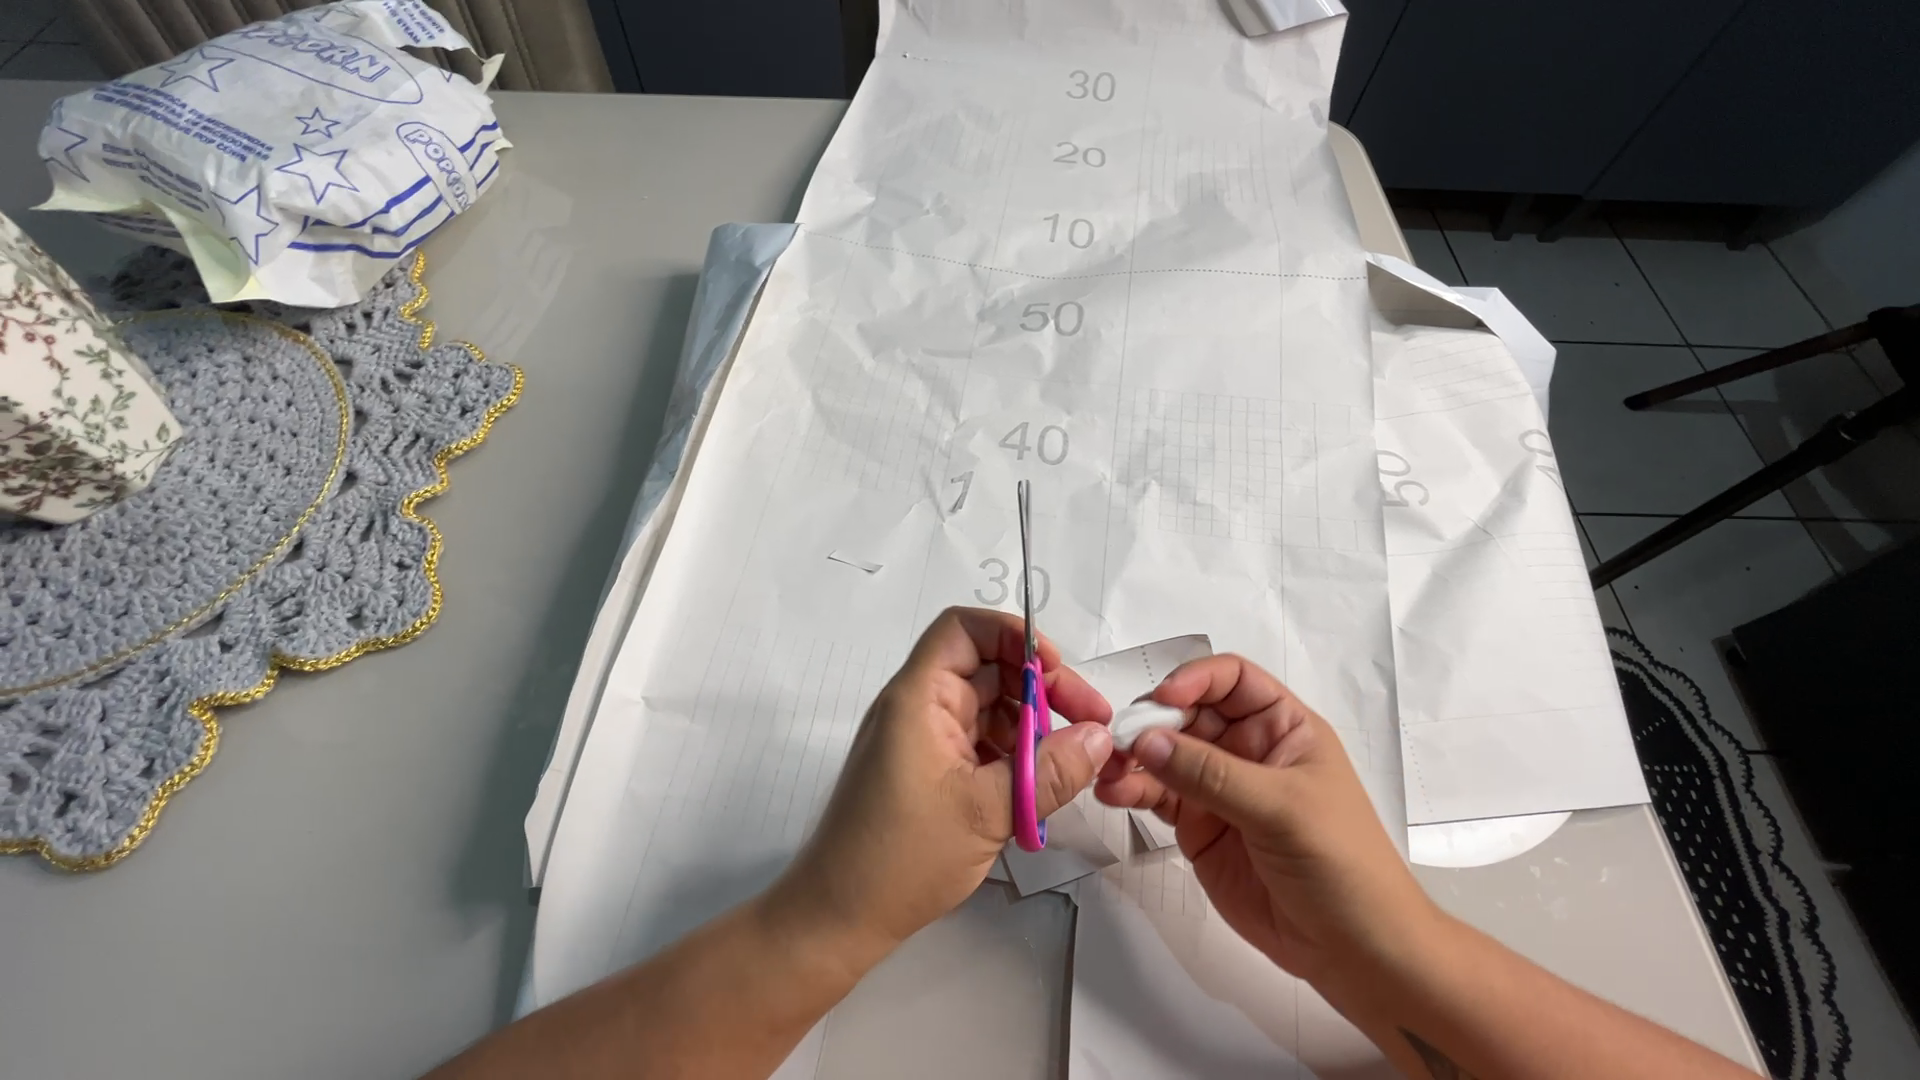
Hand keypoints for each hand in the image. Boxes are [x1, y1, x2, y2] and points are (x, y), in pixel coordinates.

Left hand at [769, 607, 1114, 951]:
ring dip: (1034, 724)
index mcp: (919, 697)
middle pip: (987, 667)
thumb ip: (1048, 771)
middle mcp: (921, 707)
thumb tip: (1101, 737)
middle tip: (1090, 720)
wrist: (837, 917)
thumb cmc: (901, 857)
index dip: (1011, 634)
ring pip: (990, 707)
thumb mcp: (986, 812)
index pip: (963, 629)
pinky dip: (1015, 753)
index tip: (1055, 668)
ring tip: (1073, 757)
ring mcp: (926, 739)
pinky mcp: (933, 770)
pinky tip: (1042, 781)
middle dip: (1042, 686)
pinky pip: (982, 742)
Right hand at [1093, 655, 1434, 985]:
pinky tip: (1112, 795)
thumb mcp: (1283, 808)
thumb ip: (1211, 774)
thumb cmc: (1341, 863)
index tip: (1162, 699)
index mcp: (1280, 726)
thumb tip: (1145, 741)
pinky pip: (1156, 795)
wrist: (1354, 952)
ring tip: (1106, 772)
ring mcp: (1217, 788)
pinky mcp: (1196, 825)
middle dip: (1151, 721)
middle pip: (1186, 713)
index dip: (1195, 679)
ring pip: (1164, 754)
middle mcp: (1244, 748)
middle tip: (1119, 741)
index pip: (1231, 679)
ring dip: (1133, 757)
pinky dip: (1131, 791)